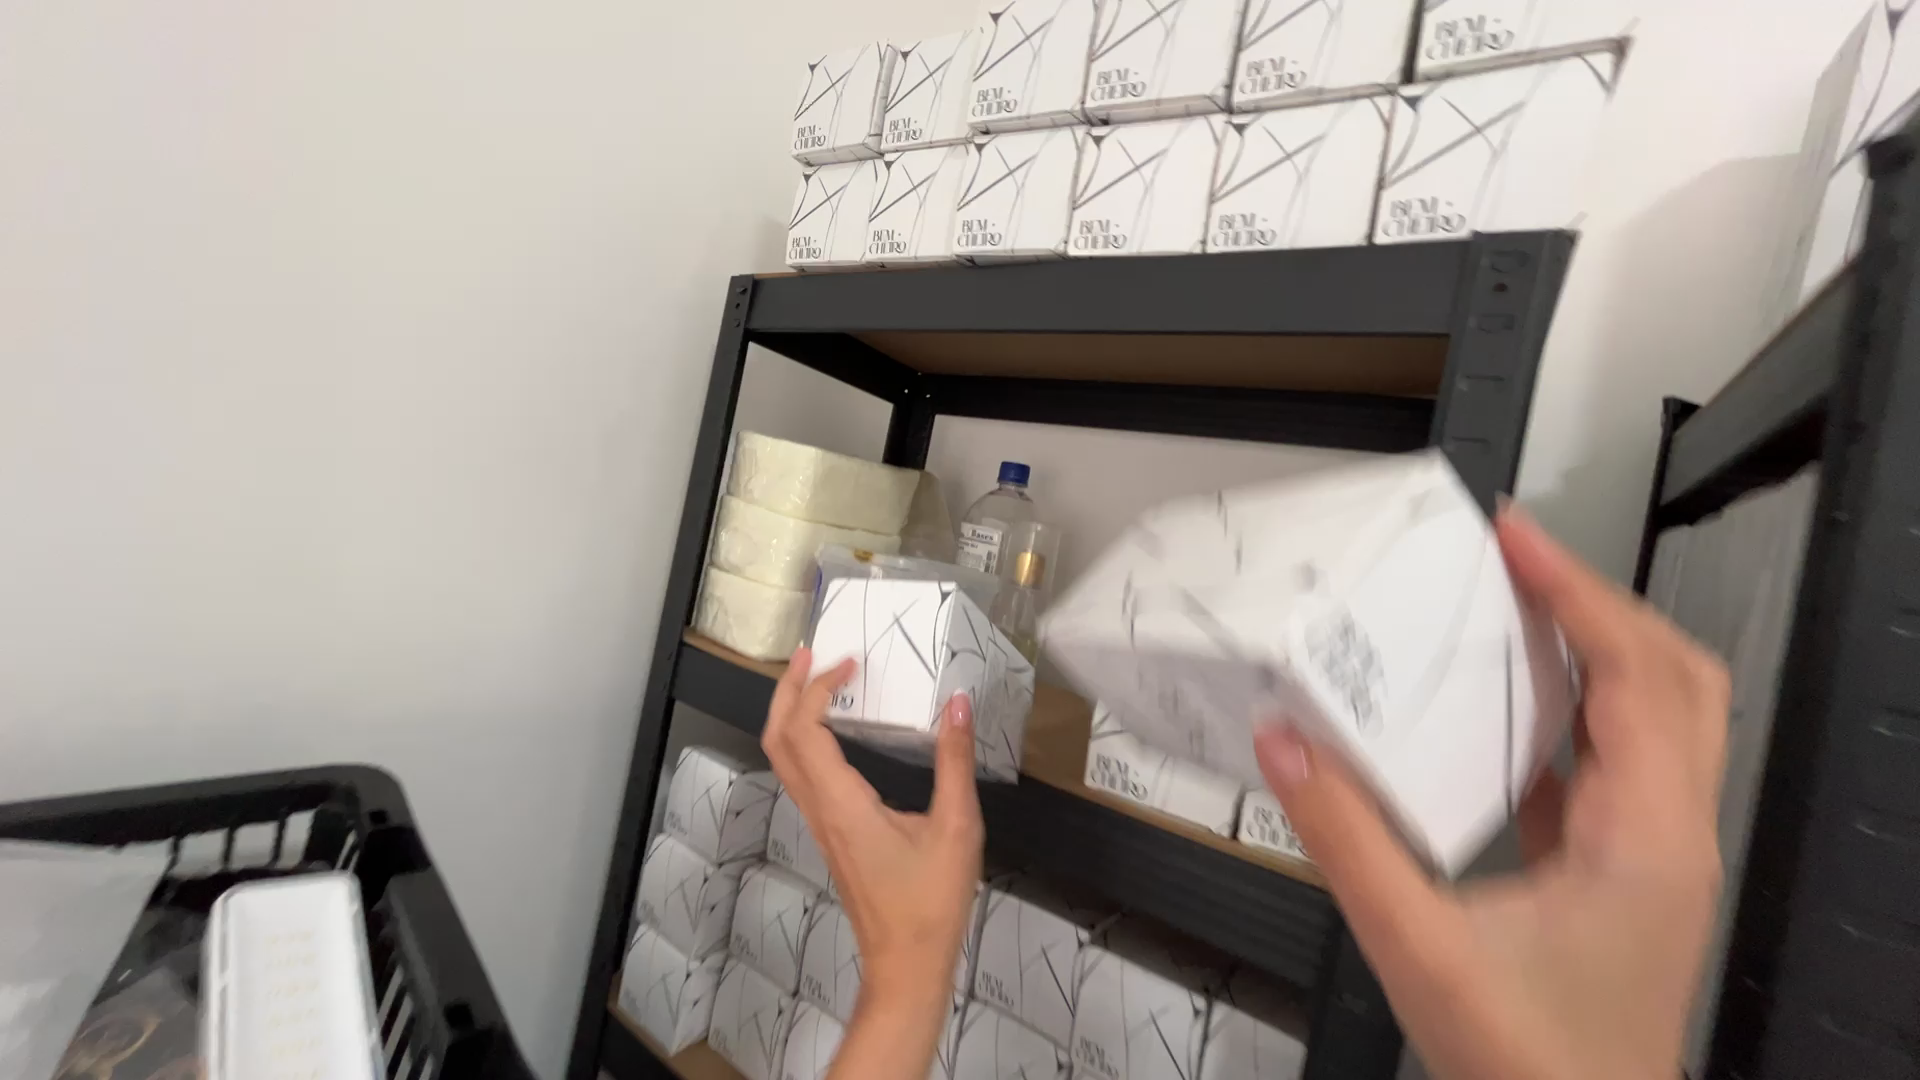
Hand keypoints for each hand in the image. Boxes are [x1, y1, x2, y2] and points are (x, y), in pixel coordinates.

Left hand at [762, 650, 983, 1074]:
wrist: (906, 965)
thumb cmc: (931, 901)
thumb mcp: (957, 827)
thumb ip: (955, 762)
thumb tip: (957, 703)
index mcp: (843, 803)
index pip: (805, 730)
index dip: (818, 688)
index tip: (851, 663)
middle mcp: (820, 809)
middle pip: (777, 739)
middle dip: (786, 690)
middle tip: (810, 653)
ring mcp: (819, 822)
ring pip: (783, 757)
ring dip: (791, 711)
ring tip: (817, 677)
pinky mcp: (829, 831)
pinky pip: (801, 773)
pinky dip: (805, 736)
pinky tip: (834, 726)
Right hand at [1256, 508, 1729, 1079]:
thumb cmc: (1522, 1056)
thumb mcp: (1414, 940)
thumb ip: (1341, 835)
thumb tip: (1281, 739)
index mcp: (1642, 837)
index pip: (1638, 679)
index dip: (1579, 595)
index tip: (1513, 537)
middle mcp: (1664, 830)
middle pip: (1672, 679)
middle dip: (1596, 602)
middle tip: (1513, 556)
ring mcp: (1645, 848)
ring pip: (1652, 714)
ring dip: (1589, 645)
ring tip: (1507, 603)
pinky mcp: (1612, 863)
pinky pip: (1607, 756)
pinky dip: (1566, 703)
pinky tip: (1497, 700)